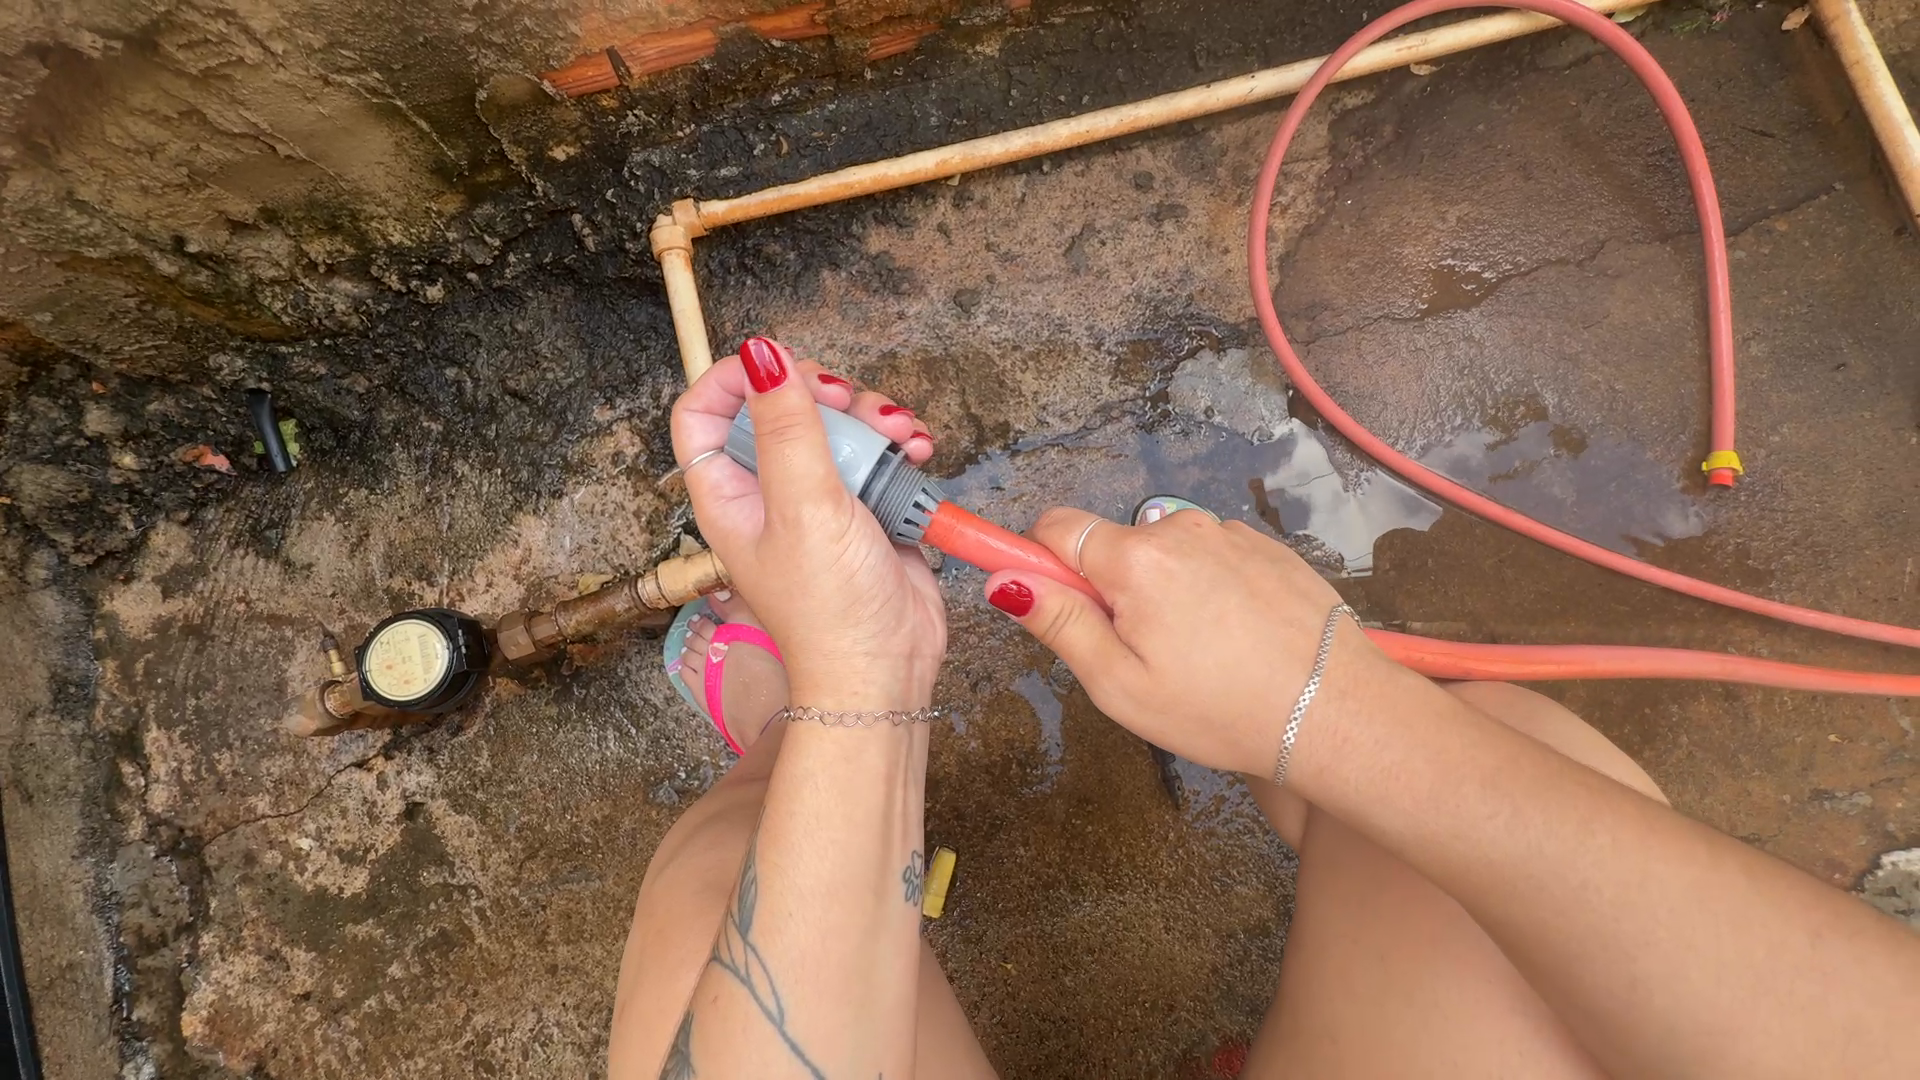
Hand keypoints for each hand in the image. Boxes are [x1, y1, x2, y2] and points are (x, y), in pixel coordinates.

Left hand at [670, 338, 945, 705]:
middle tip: (848, 403)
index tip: (777, 365)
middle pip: (780, 407)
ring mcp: (822, 497)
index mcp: (732, 493)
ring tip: (902, 434)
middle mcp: (772, 490)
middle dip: (820, 392)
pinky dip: (900, 443)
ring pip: (837, 424)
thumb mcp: (804, 507)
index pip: (703, 414)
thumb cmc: (830, 606)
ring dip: (874, 416)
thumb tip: (761, 352)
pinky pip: (878, 452)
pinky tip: (920, 451)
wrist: (887, 665)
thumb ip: (786, 428)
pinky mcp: (867, 506)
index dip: (732, 378)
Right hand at [979, 507, 1411, 777]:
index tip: (1053, 600)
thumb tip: (1004, 578)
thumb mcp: (1120, 684)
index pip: (1055, 525)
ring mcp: (1227, 531)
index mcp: (1135, 561)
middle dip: (1107, 586)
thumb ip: (1059, 624)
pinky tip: (1235, 631)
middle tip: (1140, 649)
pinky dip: (1203, 583)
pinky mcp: (1264, 544)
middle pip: (1110, 543)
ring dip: (1158, 586)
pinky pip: (1207, 553)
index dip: (1039, 559)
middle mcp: (1178, 527)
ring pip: (1160, 549)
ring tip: (1197, 648)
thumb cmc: (1217, 710)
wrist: (1340, 713)